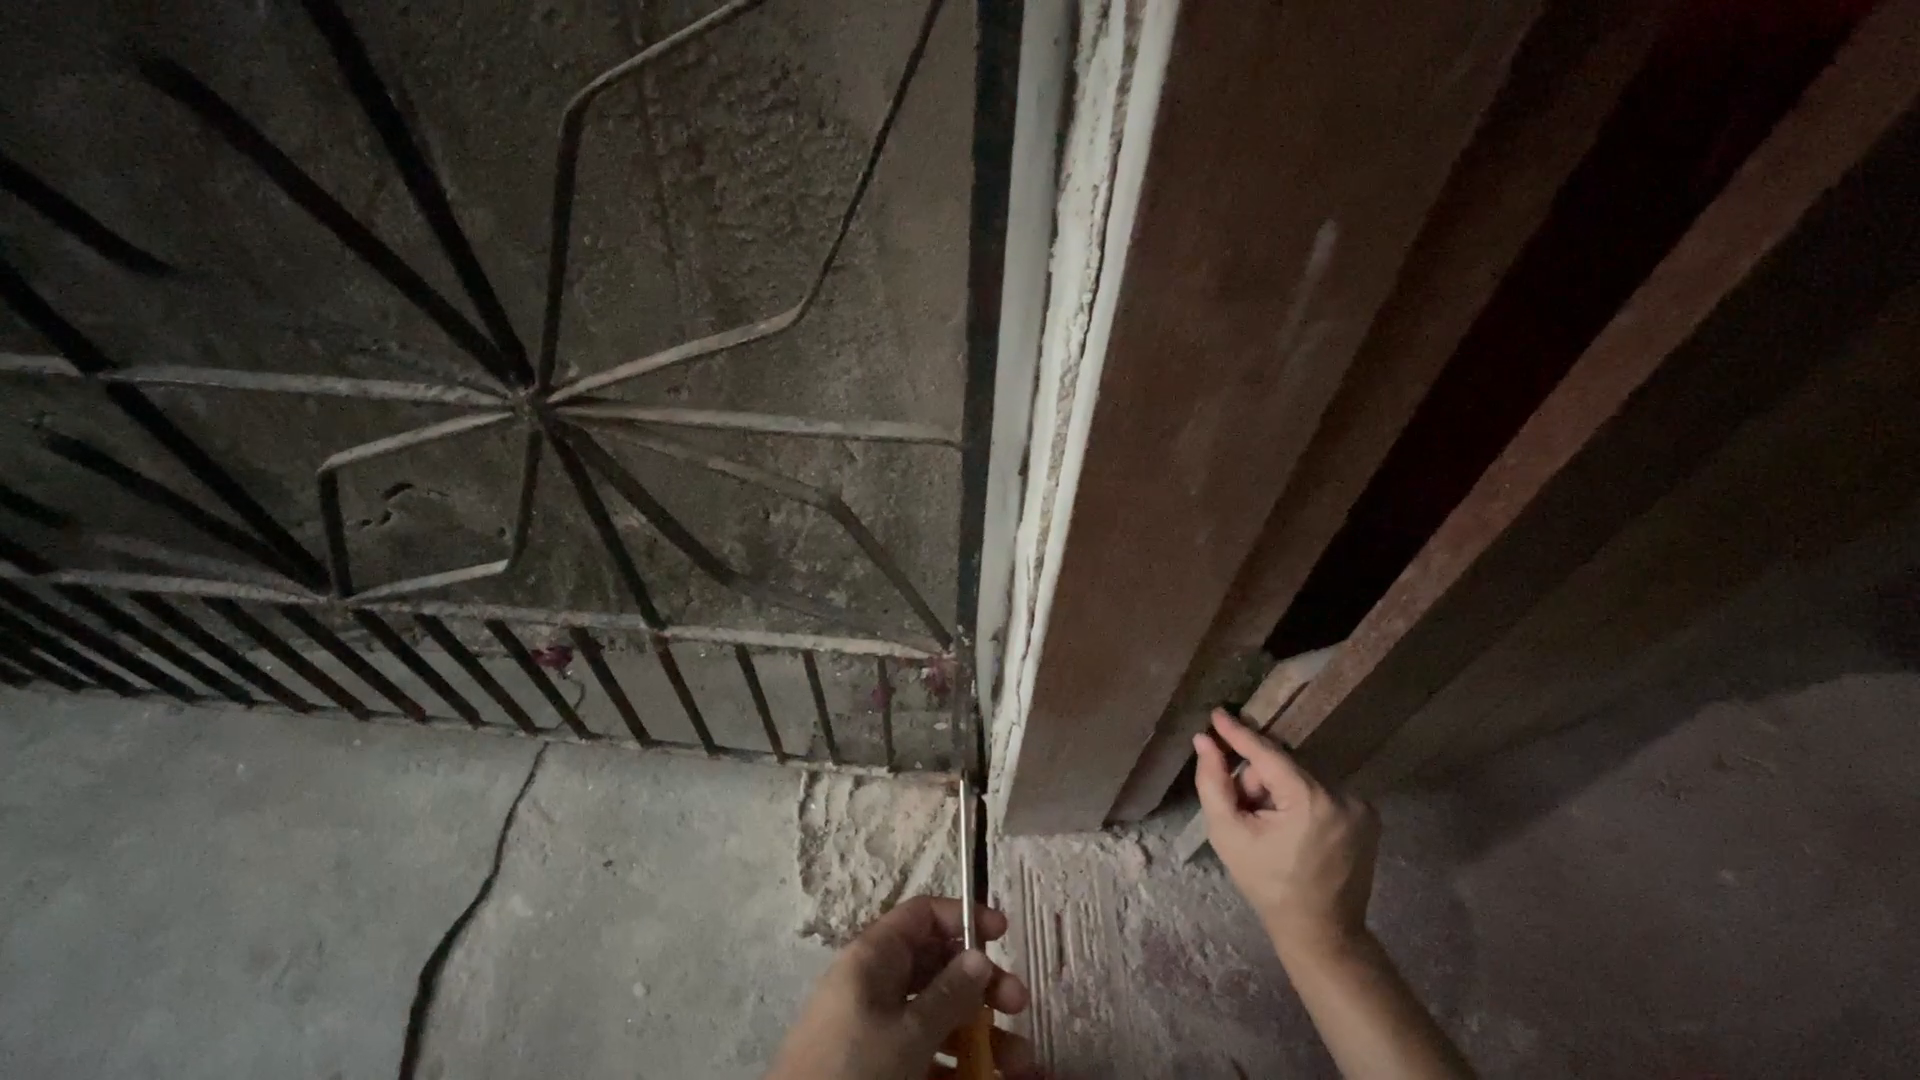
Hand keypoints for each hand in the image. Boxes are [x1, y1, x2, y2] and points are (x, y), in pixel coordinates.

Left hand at [766, 895, 1040, 1079]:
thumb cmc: (853, 1071)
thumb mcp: (907, 1034)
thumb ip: (949, 994)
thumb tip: (979, 954)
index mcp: (873, 960)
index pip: (921, 917)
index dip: (962, 917)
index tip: (1003, 933)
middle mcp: (878, 988)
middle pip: (939, 969)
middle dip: (984, 986)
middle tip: (1019, 1004)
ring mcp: (881, 1032)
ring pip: (943, 1019)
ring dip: (985, 1036)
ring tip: (1023, 1066)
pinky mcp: (885, 1071)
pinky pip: (933, 1058)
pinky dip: (964, 1068)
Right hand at [1193, 709, 1380, 956]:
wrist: (1321, 931)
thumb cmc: (1267, 884)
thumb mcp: (1228, 834)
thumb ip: (1213, 782)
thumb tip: (1204, 740)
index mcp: (1310, 799)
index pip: (1267, 753)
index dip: (1238, 733)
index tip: (1217, 713)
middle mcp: (1343, 794)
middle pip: (1284, 767)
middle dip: (1258, 781)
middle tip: (1245, 812)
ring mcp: (1361, 805)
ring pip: (1302, 778)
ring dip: (1279, 791)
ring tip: (1270, 827)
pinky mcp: (1368, 815)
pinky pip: (1322, 792)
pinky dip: (1302, 801)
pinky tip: (1294, 830)